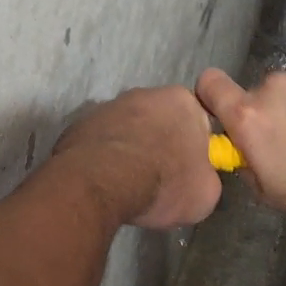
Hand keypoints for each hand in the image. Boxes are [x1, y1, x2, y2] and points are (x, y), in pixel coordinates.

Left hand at [49, 86, 223, 228]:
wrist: (102, 183)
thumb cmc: (163, 183)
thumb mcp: (205, 192)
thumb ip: (205, 175)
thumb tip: (197, 176)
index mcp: (182, 101)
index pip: (196, 118)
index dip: (193, 144)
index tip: (187, 168)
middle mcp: (144, 93)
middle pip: (159, 119)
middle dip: (159, 142)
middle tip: (158, 175)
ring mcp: (108, 105)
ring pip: (127, 128)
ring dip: (129, 147)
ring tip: (127, 181)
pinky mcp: (80, 122)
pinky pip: (100, 139)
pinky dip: (103, 155)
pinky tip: (103, 179)